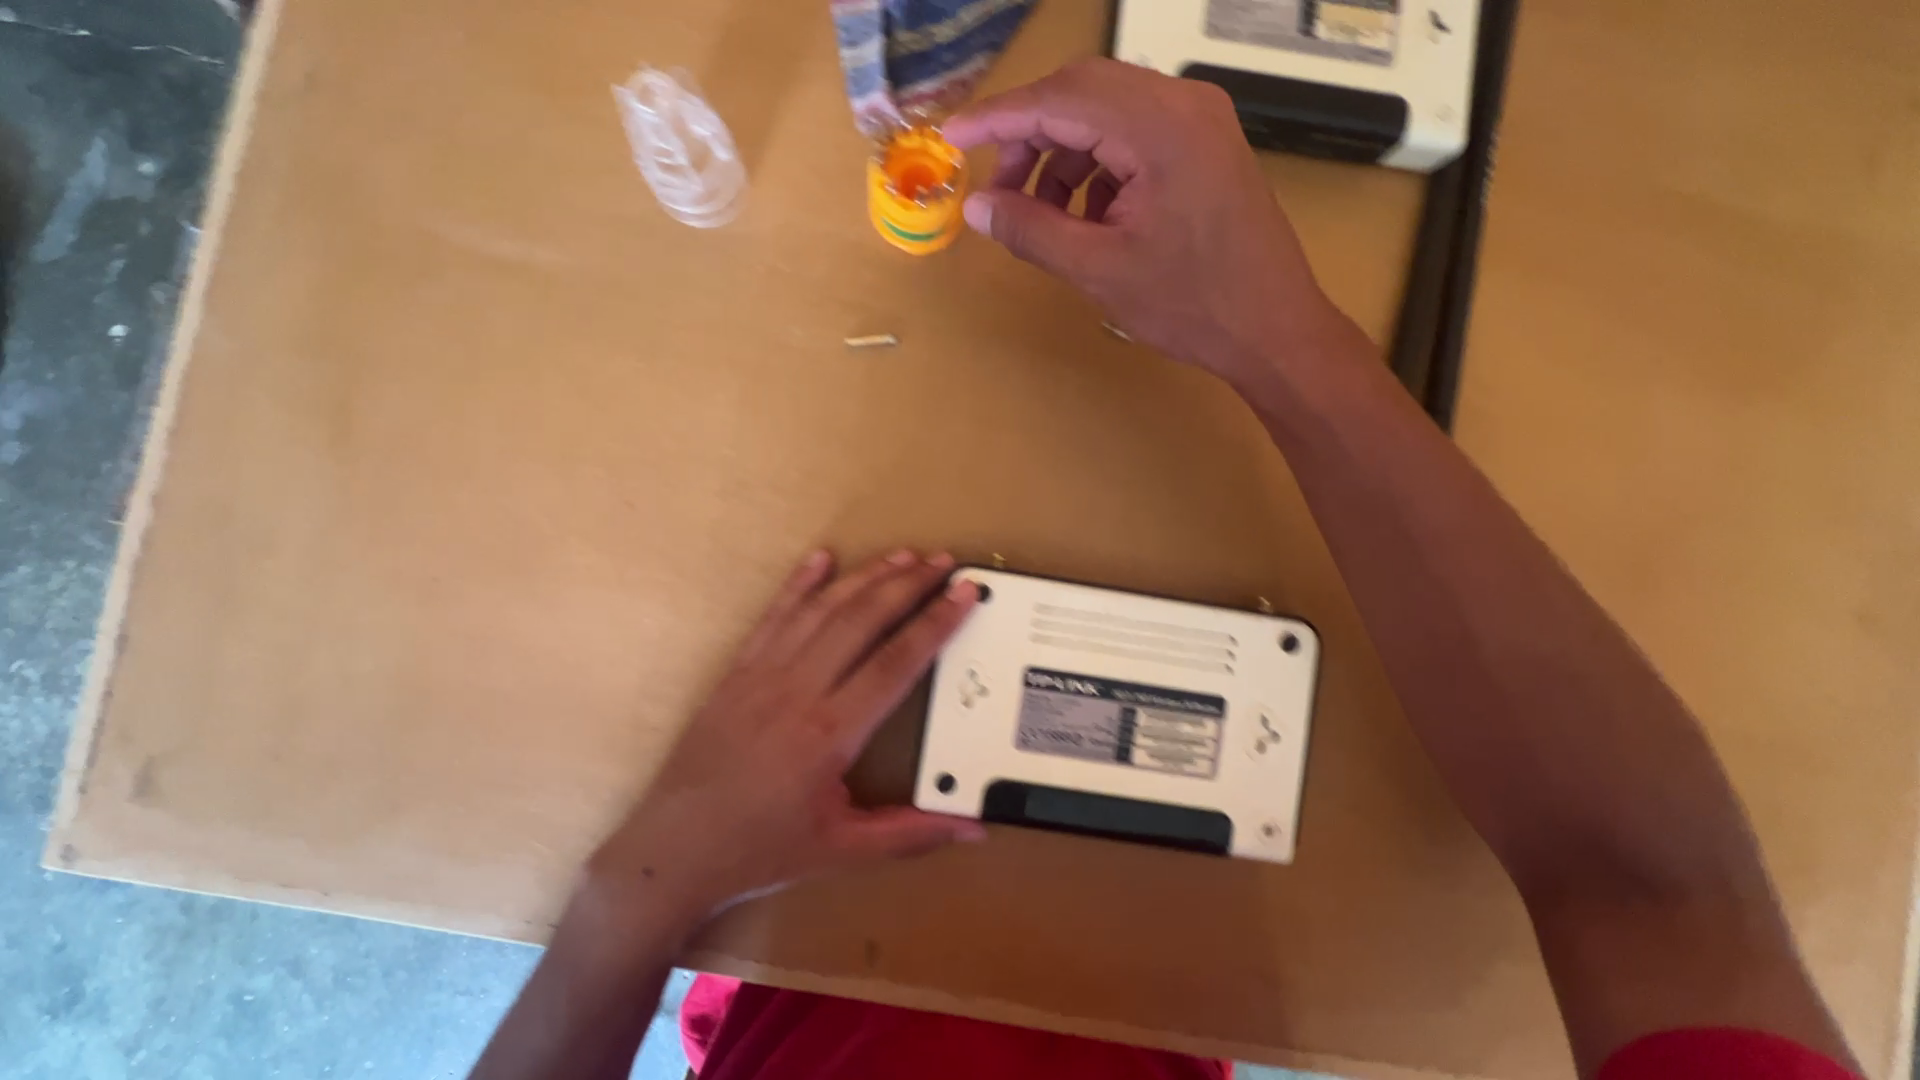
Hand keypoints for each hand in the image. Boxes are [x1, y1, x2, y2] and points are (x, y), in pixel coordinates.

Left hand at [581, 549, 985, 939]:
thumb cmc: (758, 851)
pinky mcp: (736, 673)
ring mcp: (761, 675)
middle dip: (908, 584)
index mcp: (829, 733)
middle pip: (862, 620)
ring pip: (821, 609)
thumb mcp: (843, 850)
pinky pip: (772, 617)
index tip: (963, 595)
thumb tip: (975, 830)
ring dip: (865, 577)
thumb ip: (912, 833)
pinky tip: (821, 559)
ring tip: (902, 555)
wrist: (673, 851)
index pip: (897, 662)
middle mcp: (796, 692)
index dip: (936, 623)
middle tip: (944, 562)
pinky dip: (798, 584)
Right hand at [945, 59, 1352, 385]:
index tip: (952, 137)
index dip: (999, 117)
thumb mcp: (1099, 270)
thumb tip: (977, 207)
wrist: (1274, 330)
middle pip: (1083, 92)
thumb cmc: (1191, 305)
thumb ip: (1031, 230)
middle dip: (1031, 135)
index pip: (1060, 99)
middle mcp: (1183, 103)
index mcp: (1160, 126)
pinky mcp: (1204, 145)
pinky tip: (1085, 219)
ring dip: (1063, 156)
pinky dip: (1097, 168)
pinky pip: (1133, 136)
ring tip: (1041, 216)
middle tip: (998, 188)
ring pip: (1106, 113)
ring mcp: (1200, 121)